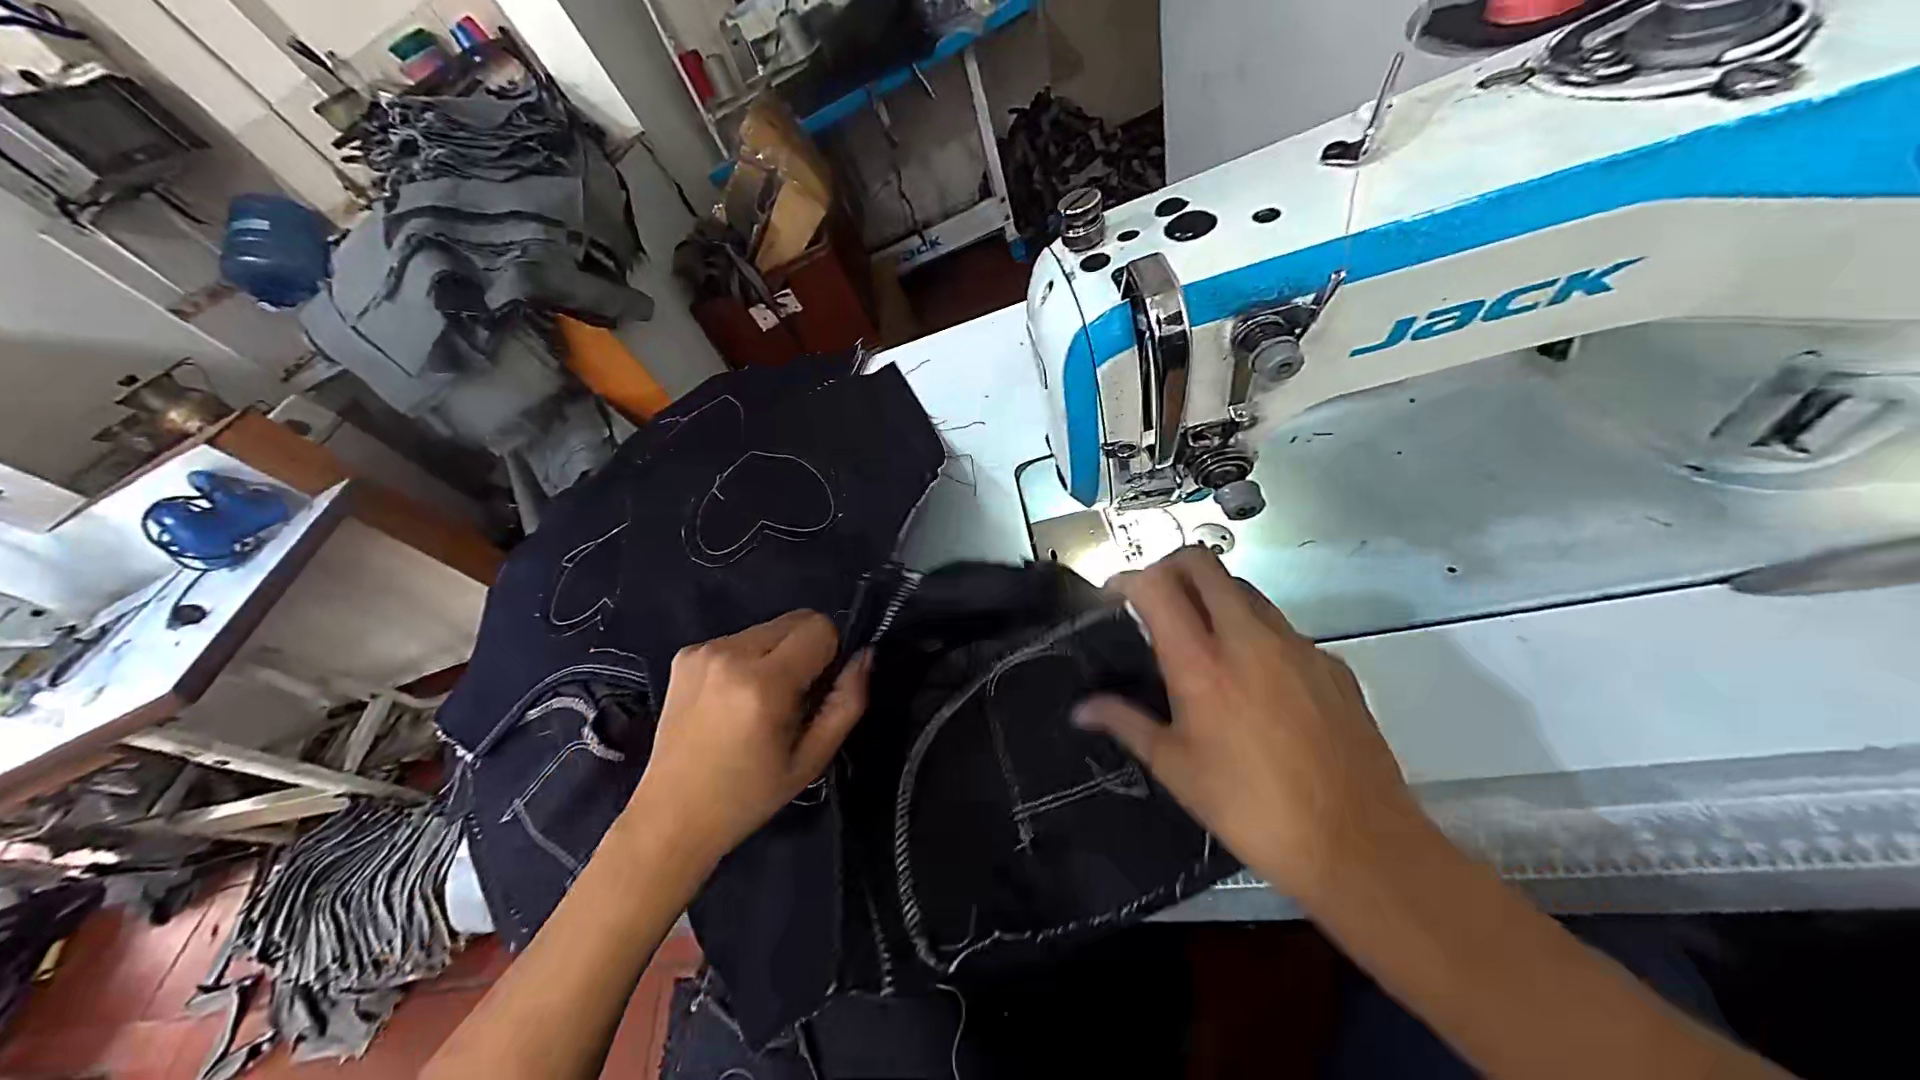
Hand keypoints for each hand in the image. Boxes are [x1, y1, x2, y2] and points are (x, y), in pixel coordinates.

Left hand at [629, 610, 869, 867]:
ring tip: (759, 701)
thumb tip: (865, 656)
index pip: (820, 628)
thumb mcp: (813, 760)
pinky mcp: (685, 655)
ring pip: (768, 627)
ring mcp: (702, 651)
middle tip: (793, 697)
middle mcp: (730, 655)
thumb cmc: (749, 795)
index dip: (831, 655)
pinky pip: (738, 639)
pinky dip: (747, 660)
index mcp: (764, 684)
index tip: (818, 690)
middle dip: (806, 650)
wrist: (671, 816)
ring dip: (777, 654)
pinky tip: (732, 699)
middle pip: (796, 619)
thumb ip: (848, 702)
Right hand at [1073, 546, 1424, 902]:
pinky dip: (1255, 632)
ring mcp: (1296, 645)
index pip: (1157, 585)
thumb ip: (1125, 724)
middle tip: (1154, 598)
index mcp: (1201, 663)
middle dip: (1169, 567)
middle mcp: (1248, 638)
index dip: (1127, 579)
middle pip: (1203, 563)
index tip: (1114, 595)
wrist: (1357, 842)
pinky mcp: (1331, 663)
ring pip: (1245, 590)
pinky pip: (1282, 627)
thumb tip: (1083, 710)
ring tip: (1200, 637)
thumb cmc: (1251, 808)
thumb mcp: (1175, 768)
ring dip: (1213, 596)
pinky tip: (1254, 678)